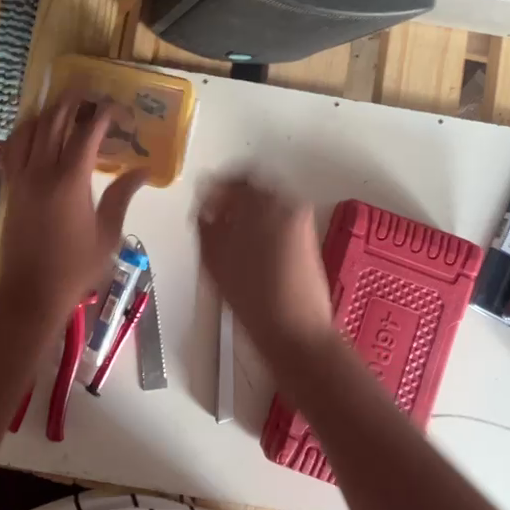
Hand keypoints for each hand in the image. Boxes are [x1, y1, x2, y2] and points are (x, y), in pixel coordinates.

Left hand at [0, 90, 149, 319]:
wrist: (32, 291)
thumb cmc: (76, 267)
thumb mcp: (108, 233)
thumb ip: (122, 195)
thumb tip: (144, 170)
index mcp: (70, 181)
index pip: (87, 133)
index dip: (104, 115)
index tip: (118, 109)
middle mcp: (42, 172)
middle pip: (55, 122)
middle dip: (74, 102)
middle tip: (91, 92)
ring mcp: (21, 179)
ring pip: (30, 130)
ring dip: (48, 112)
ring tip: (64, 104)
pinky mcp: (10, 189)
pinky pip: (11, 149)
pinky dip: (23, 132)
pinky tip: (34, 130)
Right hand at [196, 175, 336, 350]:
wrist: (296, 331)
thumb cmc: (251, 296)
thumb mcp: (215, 259)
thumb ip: (206, 225)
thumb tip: (203, 208)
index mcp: (263, 202)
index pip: (236, 178)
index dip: (215, 187)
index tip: (202, 201)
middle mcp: (287, 205)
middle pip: (255, 188)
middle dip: (232, 198)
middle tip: (213, 217)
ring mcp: (301, 224)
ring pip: (268, 205)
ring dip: (247, 213)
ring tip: (228, 237)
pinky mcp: (307, 242)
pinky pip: (279, 221)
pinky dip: (262, 226)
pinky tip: (247, 251)